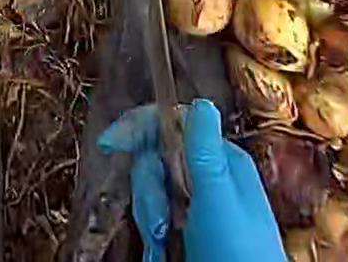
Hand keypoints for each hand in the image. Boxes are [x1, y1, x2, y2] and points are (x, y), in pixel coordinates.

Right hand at [97, 100, 286, 261]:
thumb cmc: (237, 255)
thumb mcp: (219, 201)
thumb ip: (205, 152)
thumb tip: (201, 101)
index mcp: (221, 160)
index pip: (175, 123)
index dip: (141, 127)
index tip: (111, 142)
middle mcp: (209, 176)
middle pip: (159, 156)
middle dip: (148, 184)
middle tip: (158, 221)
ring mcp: (197, 205)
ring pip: (154, 186)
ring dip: (149, 210)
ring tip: (161, 241)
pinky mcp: (186, 231)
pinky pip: (156, 213)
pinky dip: (151, 227)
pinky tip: (159, 248)